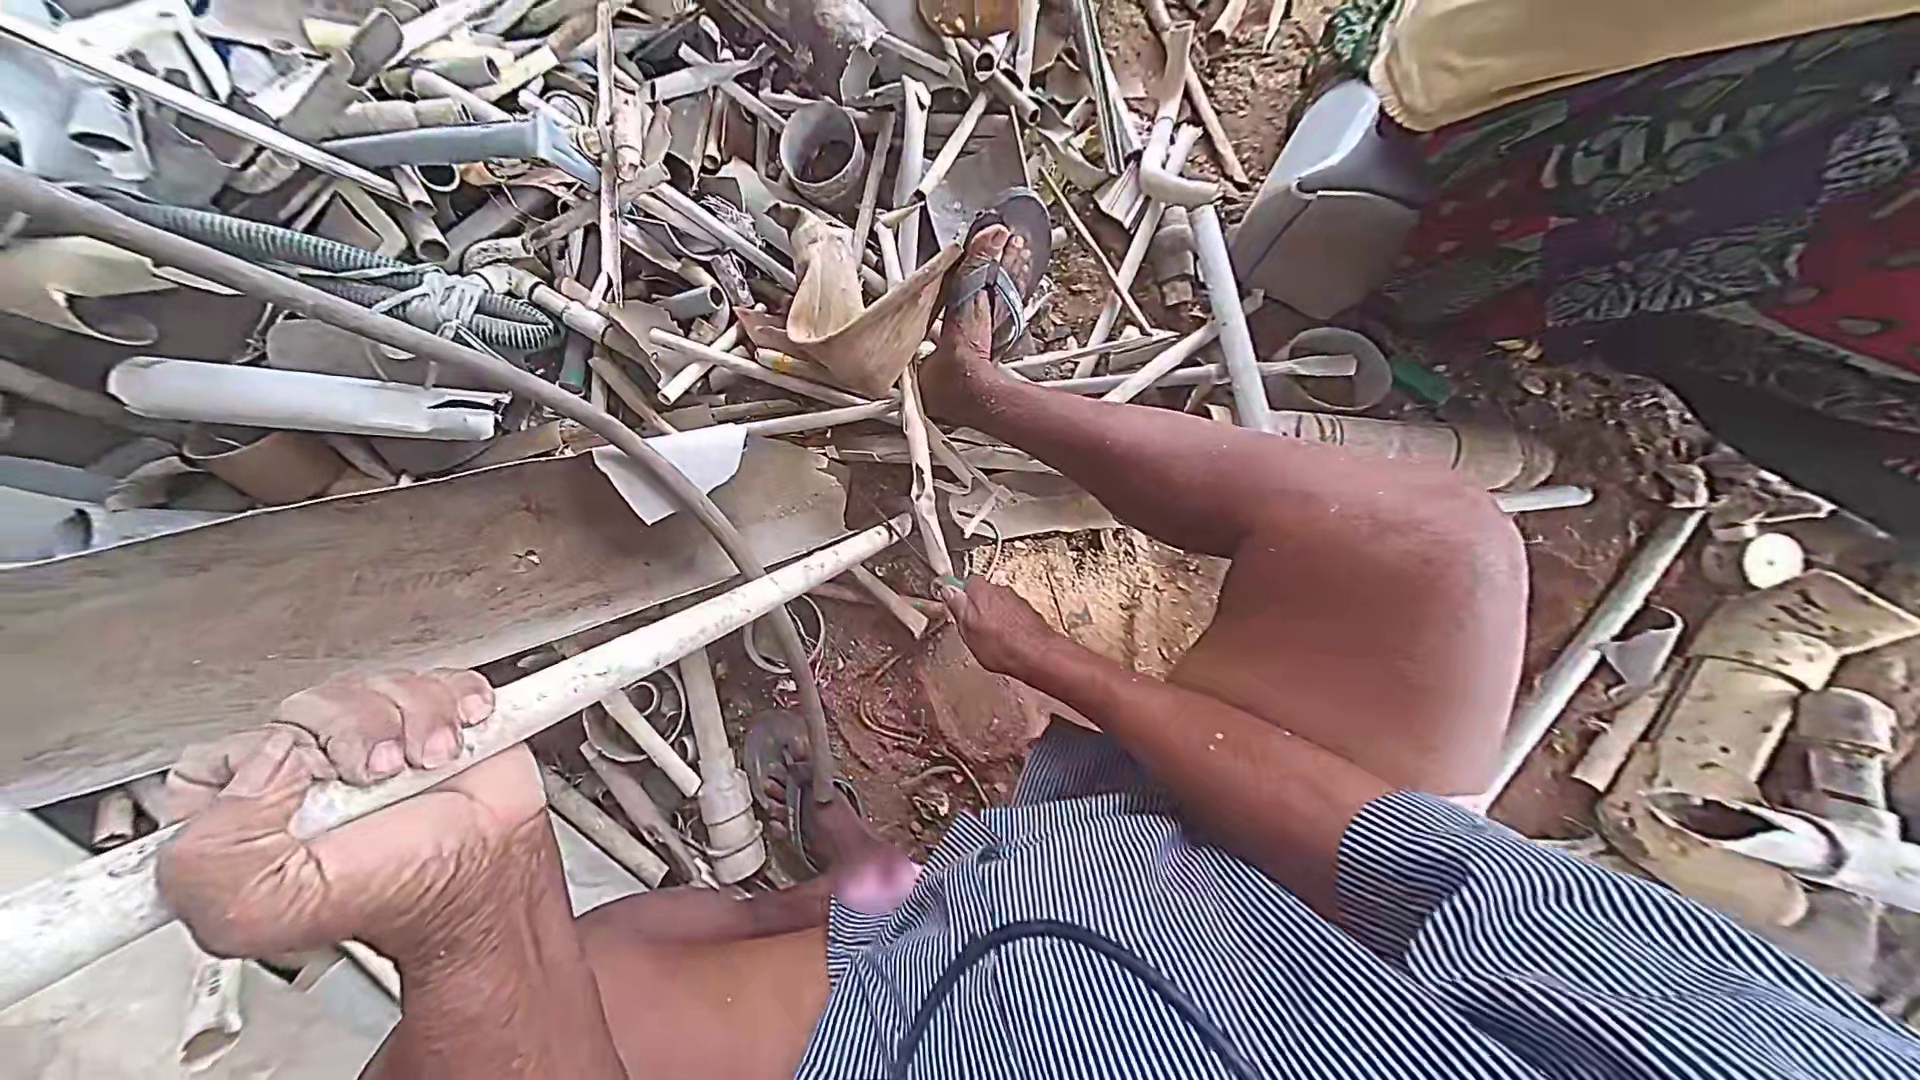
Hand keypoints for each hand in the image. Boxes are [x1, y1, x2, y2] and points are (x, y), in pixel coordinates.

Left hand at [156, 670, 551, 969]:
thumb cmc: (400, 890)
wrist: (492, 866)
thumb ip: (215, 858)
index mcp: (249, 817)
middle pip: (315, 705)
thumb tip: (259, 766)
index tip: (318, 784)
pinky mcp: (441, 714)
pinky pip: (443, 676)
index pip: (229, 751)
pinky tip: (466, 729)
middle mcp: (311, 771)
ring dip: (423, 718)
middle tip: (387, 771)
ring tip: (436, 759)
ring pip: (383, 684)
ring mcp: (383, 736)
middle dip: (364, 731)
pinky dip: (463, 697)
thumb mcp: (273, 909)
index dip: (276, 755)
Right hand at [938, 576, 1068, 680]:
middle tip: (969, 628)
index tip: (951, 605)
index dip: (956, 595)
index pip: (962, 582)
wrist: (1037, 655)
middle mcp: (1000, 590)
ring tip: (988, 639)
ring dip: (991, 617)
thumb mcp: (967, 629)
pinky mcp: (1027, 614)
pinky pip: (1009, 616)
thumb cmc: (1003, 645)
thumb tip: (948, 592)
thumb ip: (956, 606)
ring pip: (995, 605)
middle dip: (974, 608)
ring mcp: (1015, 601)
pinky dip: (1005, 625)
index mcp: (981, 589)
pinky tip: (1003, 641)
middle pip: (980, 593)